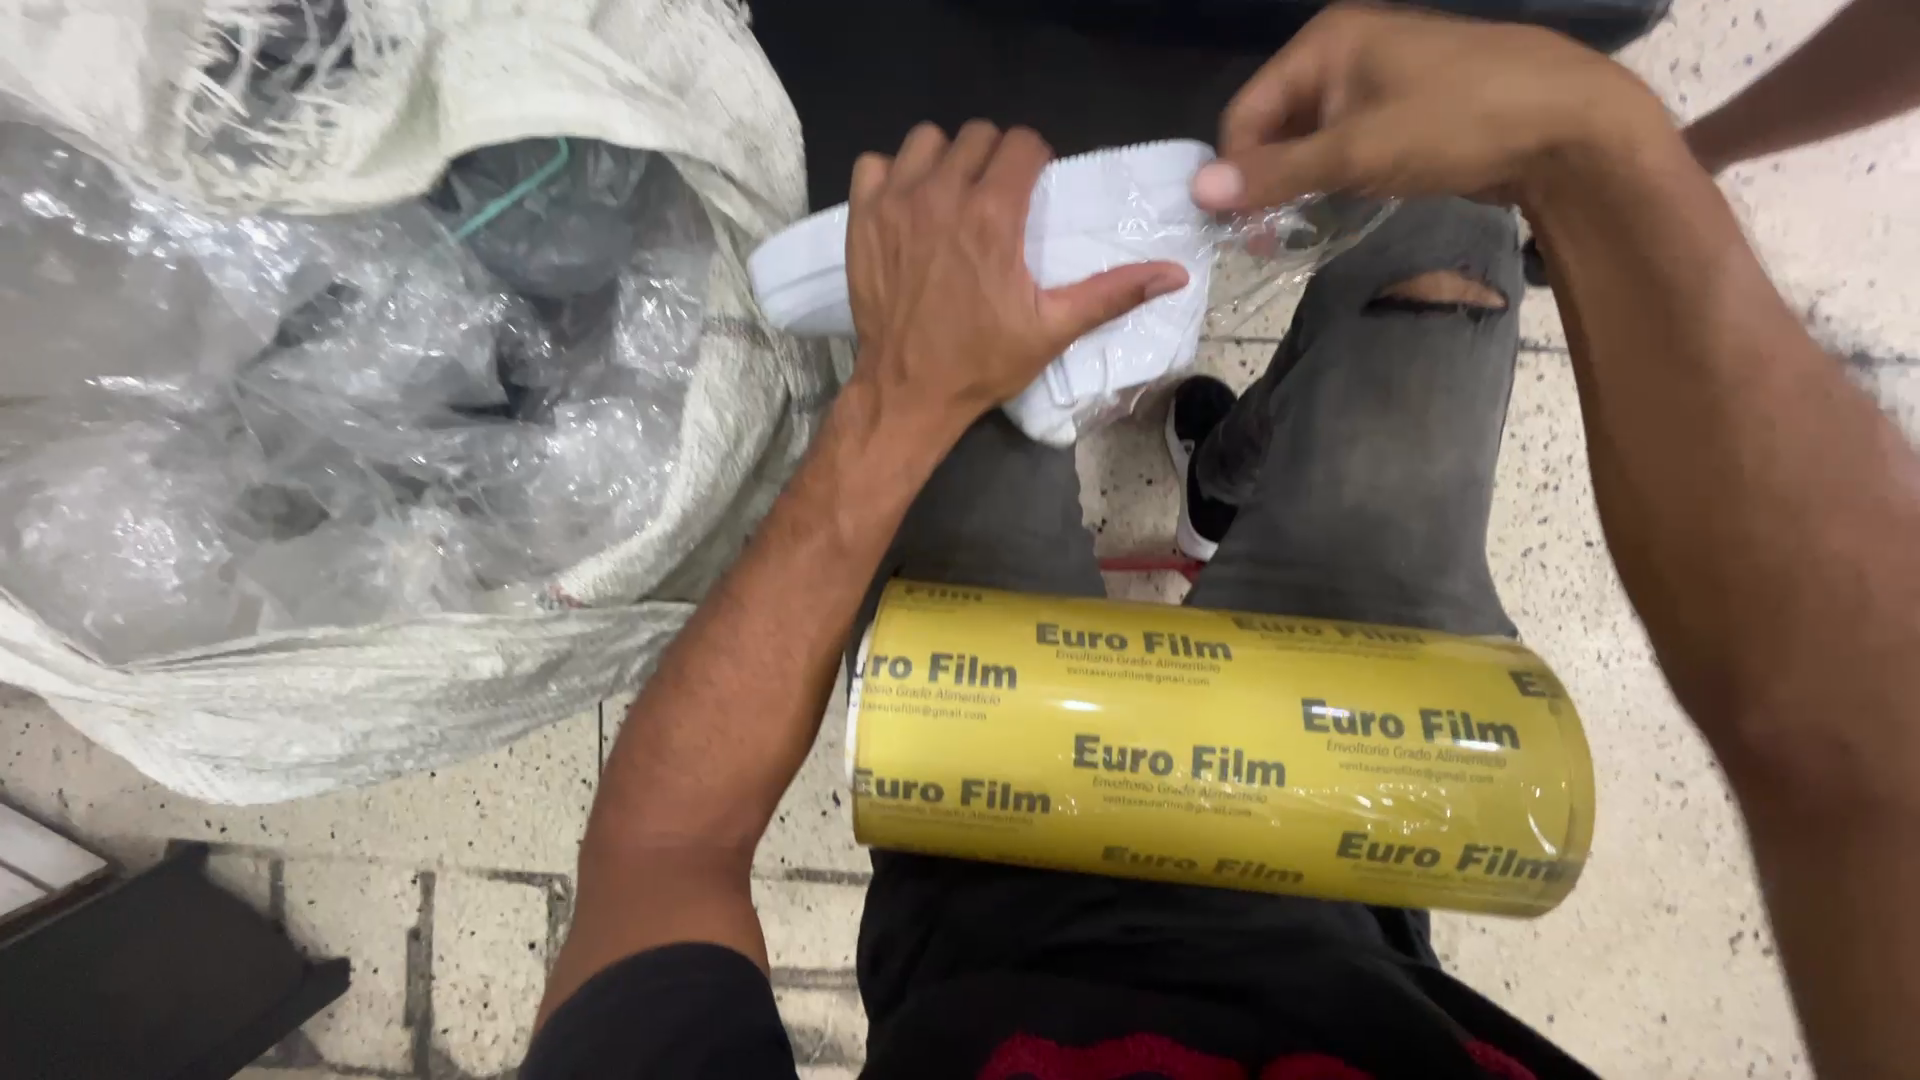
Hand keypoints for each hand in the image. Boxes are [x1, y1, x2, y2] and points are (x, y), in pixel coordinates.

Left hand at [846, 121, 1188, 437]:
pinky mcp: (861, 219)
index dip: (1034, 160)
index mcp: (992, 215)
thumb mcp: (1051, 330)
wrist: (909, 391)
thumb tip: (1174, 274)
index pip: (1021, 142)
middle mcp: (942, 195)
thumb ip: (1111, 294)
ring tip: (952, 198)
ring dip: (944, 160)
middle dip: (994, 159)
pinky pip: (875, 165)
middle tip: (996, 198)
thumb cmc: (982, 363)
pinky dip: (892, 177)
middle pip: (977, 136)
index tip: (1033, 188)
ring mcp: (895, 204)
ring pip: (926, 142)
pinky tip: (906, 207)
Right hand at [1189, 2, 1672, 211]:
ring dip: (1292, 189)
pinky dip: (1324, 183)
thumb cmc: (1456, 123)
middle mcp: (1339, 56)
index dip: (1236, 170)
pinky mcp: (1391, 114)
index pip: (1245, 113)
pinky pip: (1335, 150)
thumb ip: (1273, 174)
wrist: (1566, 125)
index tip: (1241, 226)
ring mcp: (1368, 84)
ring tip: (1295, 231)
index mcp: (1324, 44)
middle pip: (1270, 129)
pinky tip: (1331, 209)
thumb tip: (1198, 192)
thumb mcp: (1355, 152)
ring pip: (1301, 144)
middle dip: (1263, 183)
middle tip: (1267, 238)